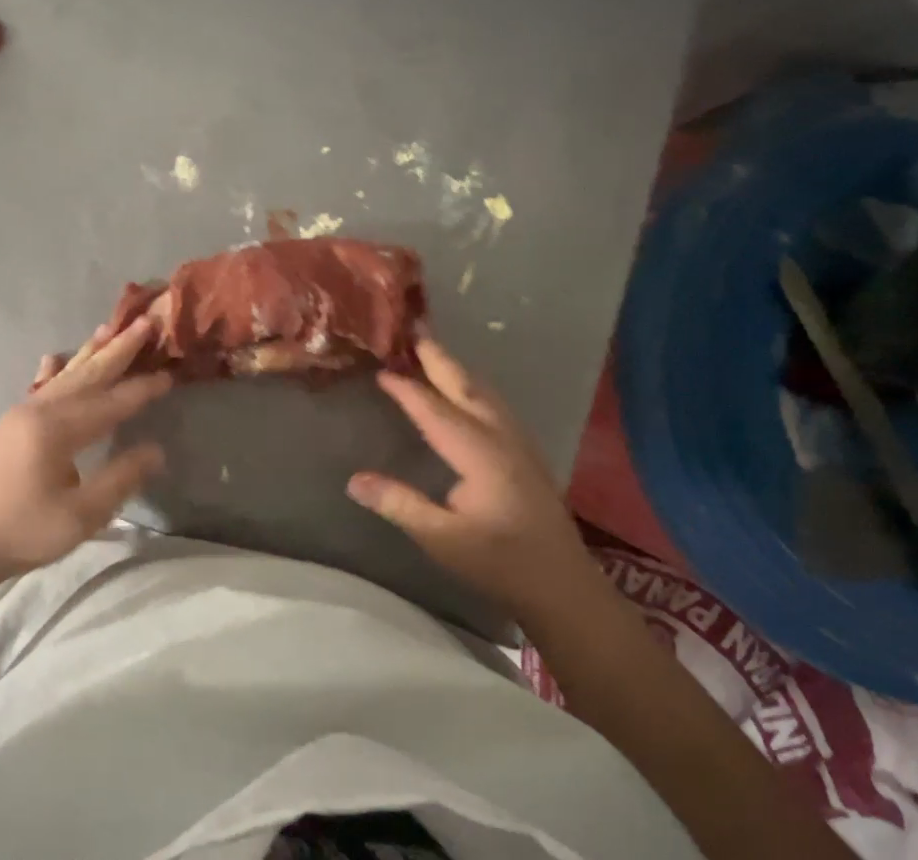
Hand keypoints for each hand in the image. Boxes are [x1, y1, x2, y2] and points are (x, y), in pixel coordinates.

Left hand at [0, 317, 171, 577]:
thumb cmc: (23, 532)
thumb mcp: (80, 516)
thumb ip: (120, 479)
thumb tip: (156, 450)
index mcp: (56, 430)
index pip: (110, 403)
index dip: (142, 389)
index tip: (171, 373)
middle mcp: (38, 411)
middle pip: (86, 375)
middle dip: (118, 350)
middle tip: (145, 322)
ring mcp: (20, 415)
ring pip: (64, 376)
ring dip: (90, 354)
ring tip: (108, 329)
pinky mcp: (10, 427)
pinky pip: (41, 387)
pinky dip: (56, 369)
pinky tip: (56, 358)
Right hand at [348, 338, 592, 608]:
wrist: (563, 586)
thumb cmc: (500, 563)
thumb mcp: (441, 539)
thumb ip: (399, 504)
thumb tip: (353, 479)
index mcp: (480, 454)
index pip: (435, 410)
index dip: (407, 389)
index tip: (380, 368)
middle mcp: (502, 439)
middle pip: (466, 388)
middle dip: (439, 359)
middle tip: (414, 330)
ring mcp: (520, 445)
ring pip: (485, 393)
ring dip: (457, 370)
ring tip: (432, 353)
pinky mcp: (527, 456)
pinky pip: (495, 406)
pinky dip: (472, 388)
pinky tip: (466, 394)